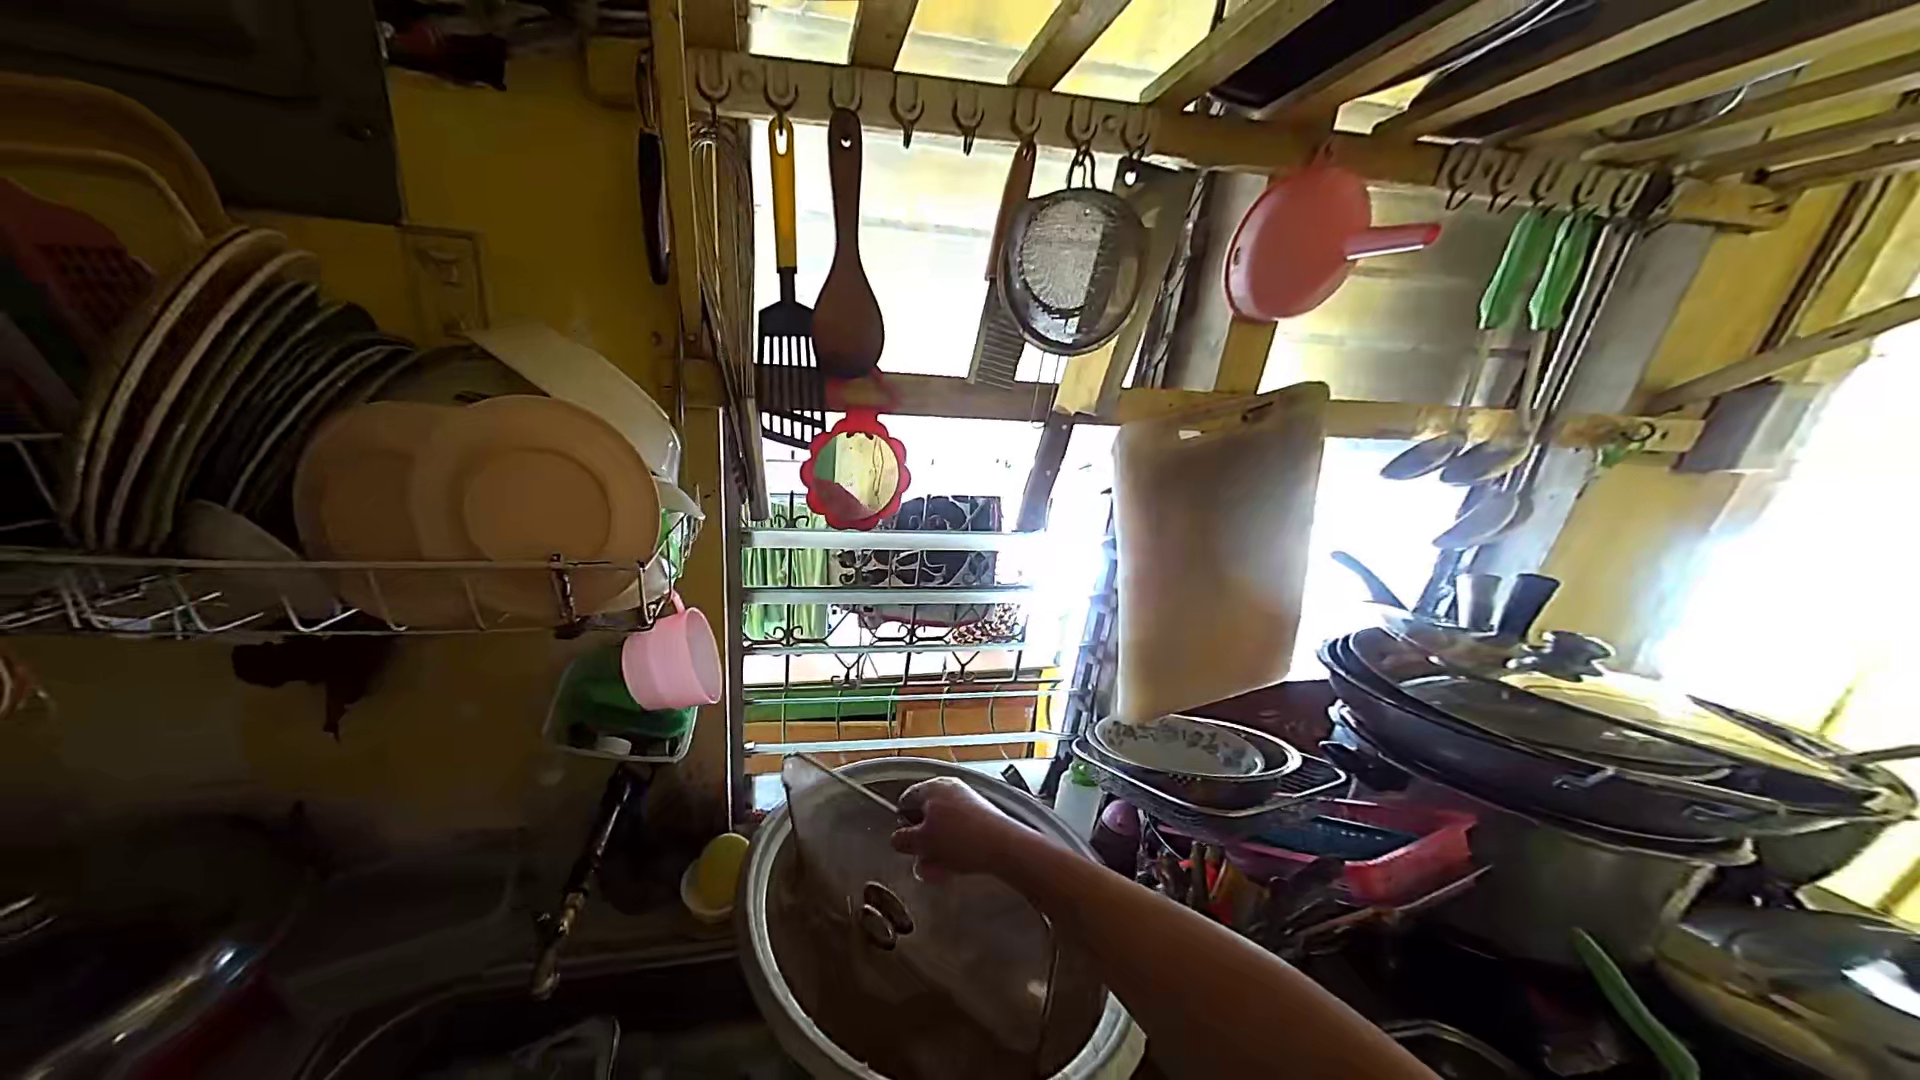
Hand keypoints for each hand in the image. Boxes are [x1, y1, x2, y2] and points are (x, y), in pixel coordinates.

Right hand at [889, 777, 1041, 880]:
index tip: (903, 841)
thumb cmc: (959, 839)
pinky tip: (952, 870)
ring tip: (936, 871)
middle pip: (925, 816)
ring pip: (942, 830)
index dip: (901, 822)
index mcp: (932, 787)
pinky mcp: (981, 819)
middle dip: (920, 842)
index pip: (905, 799)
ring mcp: (967, 803)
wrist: (1004, 846)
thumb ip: (903, 840)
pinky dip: (952, 851)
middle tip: (920, 860)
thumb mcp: (922, 842)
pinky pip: (959, 835)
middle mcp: (950, 790)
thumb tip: (898, 839)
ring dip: (935, 852)